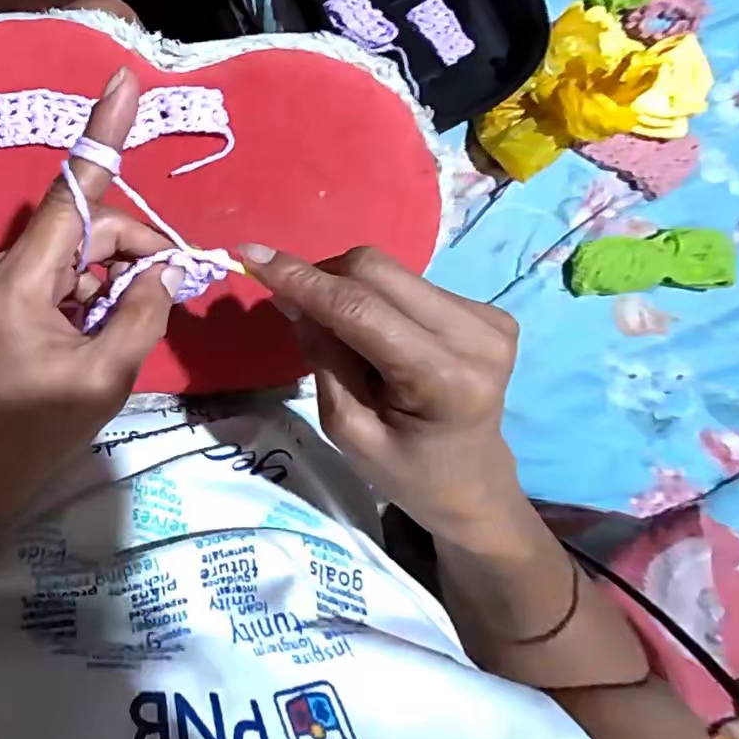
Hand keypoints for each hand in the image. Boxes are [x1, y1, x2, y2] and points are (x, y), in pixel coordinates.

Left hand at [0, 68, 179, 463]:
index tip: (122, 83)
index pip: (73, 196)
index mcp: (24, 280)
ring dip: (121, 275)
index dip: (101, 137)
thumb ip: (143, 313)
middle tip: (166, 291)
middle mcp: (15, 265)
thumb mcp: (106, 373)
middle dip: (136, 250)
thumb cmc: (42, 424)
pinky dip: (104, 288)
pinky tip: (107, 326)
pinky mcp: (24, 292)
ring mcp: (17, 277)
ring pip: (88, 250)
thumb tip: (165, 269)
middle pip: (91, 226)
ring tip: (126, 325)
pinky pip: (76, 271)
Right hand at [239, 243, 525, 535]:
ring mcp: (488, 317)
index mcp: (443, 379)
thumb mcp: (345, 427)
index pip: (358, 310)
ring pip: (389, 270)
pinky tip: (375, 334)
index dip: (301, 279)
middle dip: (321, 279)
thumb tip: (291, 296)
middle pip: (375, 271)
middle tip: (295, 308)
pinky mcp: (487, 309)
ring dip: (345, 289)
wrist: (471, 481)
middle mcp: (476, 336)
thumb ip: (321, 356)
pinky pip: (406, 282)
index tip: (251, 256)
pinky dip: (372, 297)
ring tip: (340, 332)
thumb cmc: (403, 468)